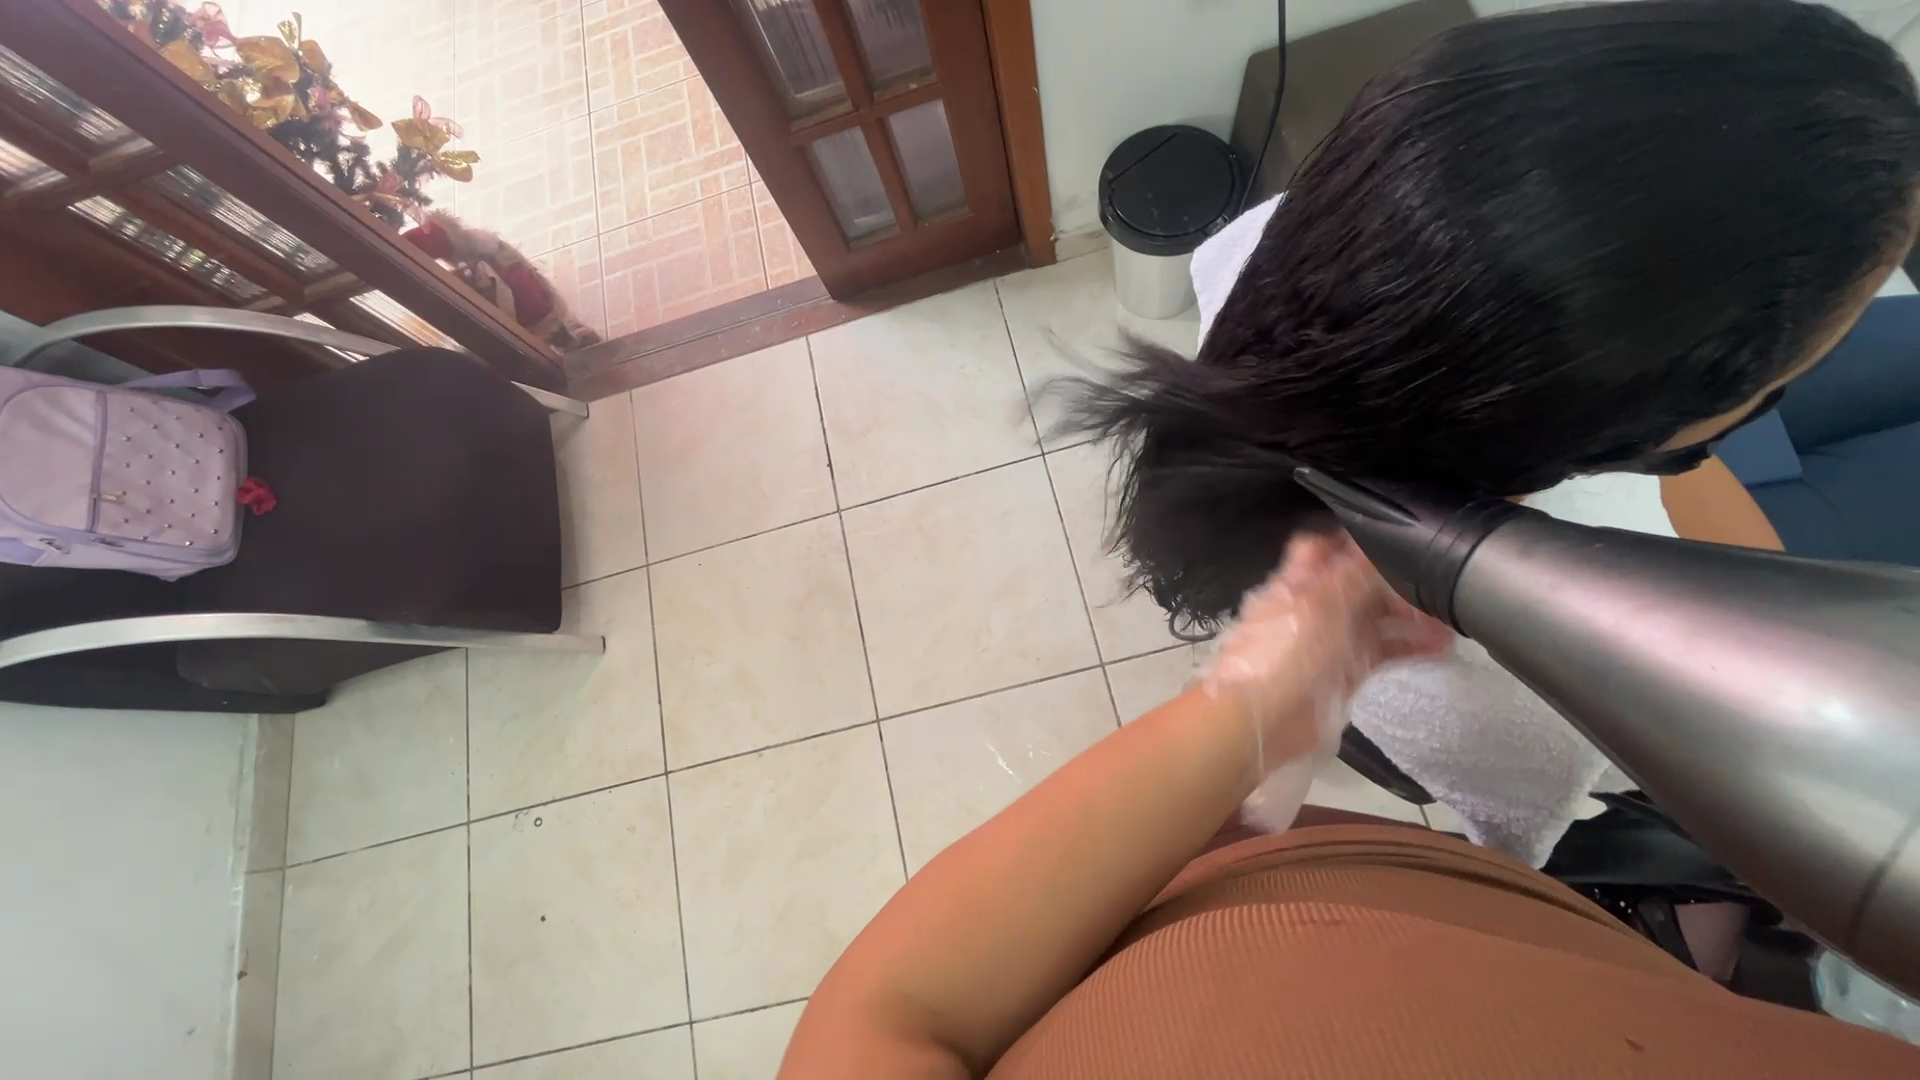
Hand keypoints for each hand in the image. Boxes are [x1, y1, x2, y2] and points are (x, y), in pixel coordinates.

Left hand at [1200, 530, 1452, 772]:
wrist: (1263, 719)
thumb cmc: (1280, 656)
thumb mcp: (1320, 605)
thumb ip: (1352, 576)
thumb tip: (1375, 546)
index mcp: (1297, 583)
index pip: (1324, 548)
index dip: (1356, 541)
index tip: (1398, 542)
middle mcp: (1313, 608)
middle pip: (1359, 584)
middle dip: (1396, 583)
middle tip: (1436, 589)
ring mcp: (1329, 640)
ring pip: (1375, 618)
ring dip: (1411, 617)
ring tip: (1450, 622)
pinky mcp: (1344, 671)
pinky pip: (1381, 651)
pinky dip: (1409, 647)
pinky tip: (1439, 647)